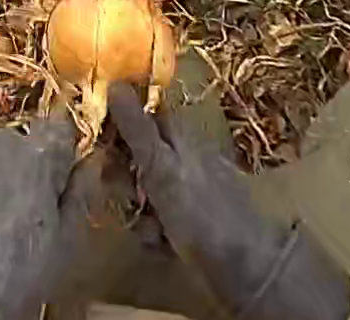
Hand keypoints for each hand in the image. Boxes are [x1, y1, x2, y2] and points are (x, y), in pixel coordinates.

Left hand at [0, 119, 105, 319]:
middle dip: (31, 167)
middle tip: (31, 210)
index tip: (65, 175)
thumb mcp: (64, 242)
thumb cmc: (12, 267)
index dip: (65, 149)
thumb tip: (94, 161)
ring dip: (3, 173)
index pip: (62, 127)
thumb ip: (82, 194)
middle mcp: (6, 140)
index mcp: (41, 154)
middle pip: (28, 142)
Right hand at [108, 83, 349, 319]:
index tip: (101, 142)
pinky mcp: (192, 217)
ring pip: (145, 188)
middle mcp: (181, 153)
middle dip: (123, 175)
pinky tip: (161, 243)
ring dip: (139, 208)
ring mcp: (188, 185)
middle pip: (136, 152)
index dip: (115, 124)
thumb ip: (136, 127)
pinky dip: (156, 230)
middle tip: (123, 192)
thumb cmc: (200, 210)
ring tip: (148, 225)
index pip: (137, 111)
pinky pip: (159, 216)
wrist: (248, 267)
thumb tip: (114, 82)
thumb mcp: (160, 165)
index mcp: (175, 131)